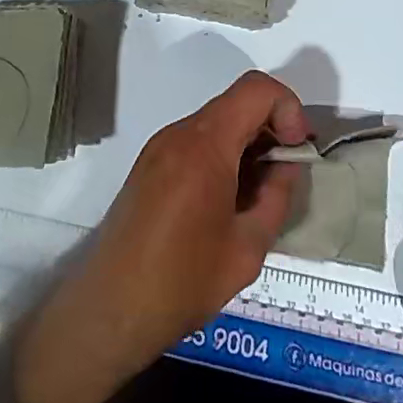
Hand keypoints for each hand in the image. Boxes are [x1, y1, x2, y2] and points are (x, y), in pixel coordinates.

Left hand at [15, 71, 308, 402]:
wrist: (107, 313)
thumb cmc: (181, 284)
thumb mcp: (248, 248)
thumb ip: (277, 196)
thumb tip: (286, 166)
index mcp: (204, 146)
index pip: (257, 89)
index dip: (288, 109)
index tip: (295, 150)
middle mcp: (178, 135)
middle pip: (238, 103)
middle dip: (271, 128)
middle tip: (285, 174)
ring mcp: (159, 148)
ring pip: (218, 122)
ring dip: (248, 144)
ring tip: (258, 194)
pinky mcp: (149, 166)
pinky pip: (197, 141)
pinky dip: (224, 155)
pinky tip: (228, 201)